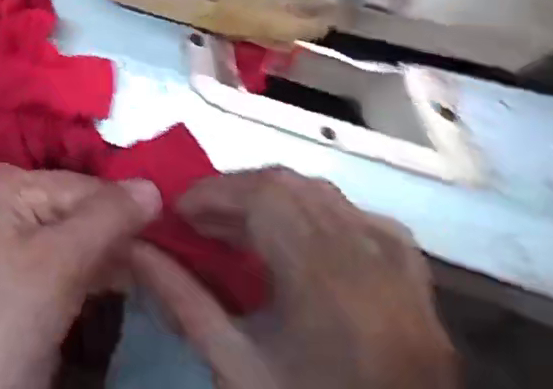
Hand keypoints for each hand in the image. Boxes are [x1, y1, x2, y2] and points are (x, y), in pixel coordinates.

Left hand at [0, 164, 160, 388]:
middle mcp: (16, 200)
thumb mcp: (60, 259)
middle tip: (176, 249)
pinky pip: (81, 260)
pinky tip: (139, 279)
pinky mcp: (38, 276)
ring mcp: (26, 239)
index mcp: (11, 182)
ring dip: (124, 253)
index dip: (128, 206)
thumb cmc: (11, 310)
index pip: (85, 185)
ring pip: (88, 236)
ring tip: (167, 267)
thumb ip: (108, 219)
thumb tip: (154, 183)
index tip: (177, 224)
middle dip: (127, 230)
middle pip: (87, 208)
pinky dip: (108, 270)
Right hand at [129, 167, 455, 388]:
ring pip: (327, 195)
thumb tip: (133, 247)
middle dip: (237, 191)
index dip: (212, 193)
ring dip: (277, 197)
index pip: (261, 197)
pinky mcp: (419, 287)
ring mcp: (399, 271)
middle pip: (291, 187)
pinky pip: (368, 221)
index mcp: (323, 281)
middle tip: (203, 220)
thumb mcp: (234, 366)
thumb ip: (181, 298)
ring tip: (244, 227)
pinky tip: (307, 236)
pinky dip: (329, 213)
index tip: (178, 213)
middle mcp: (366, 261)